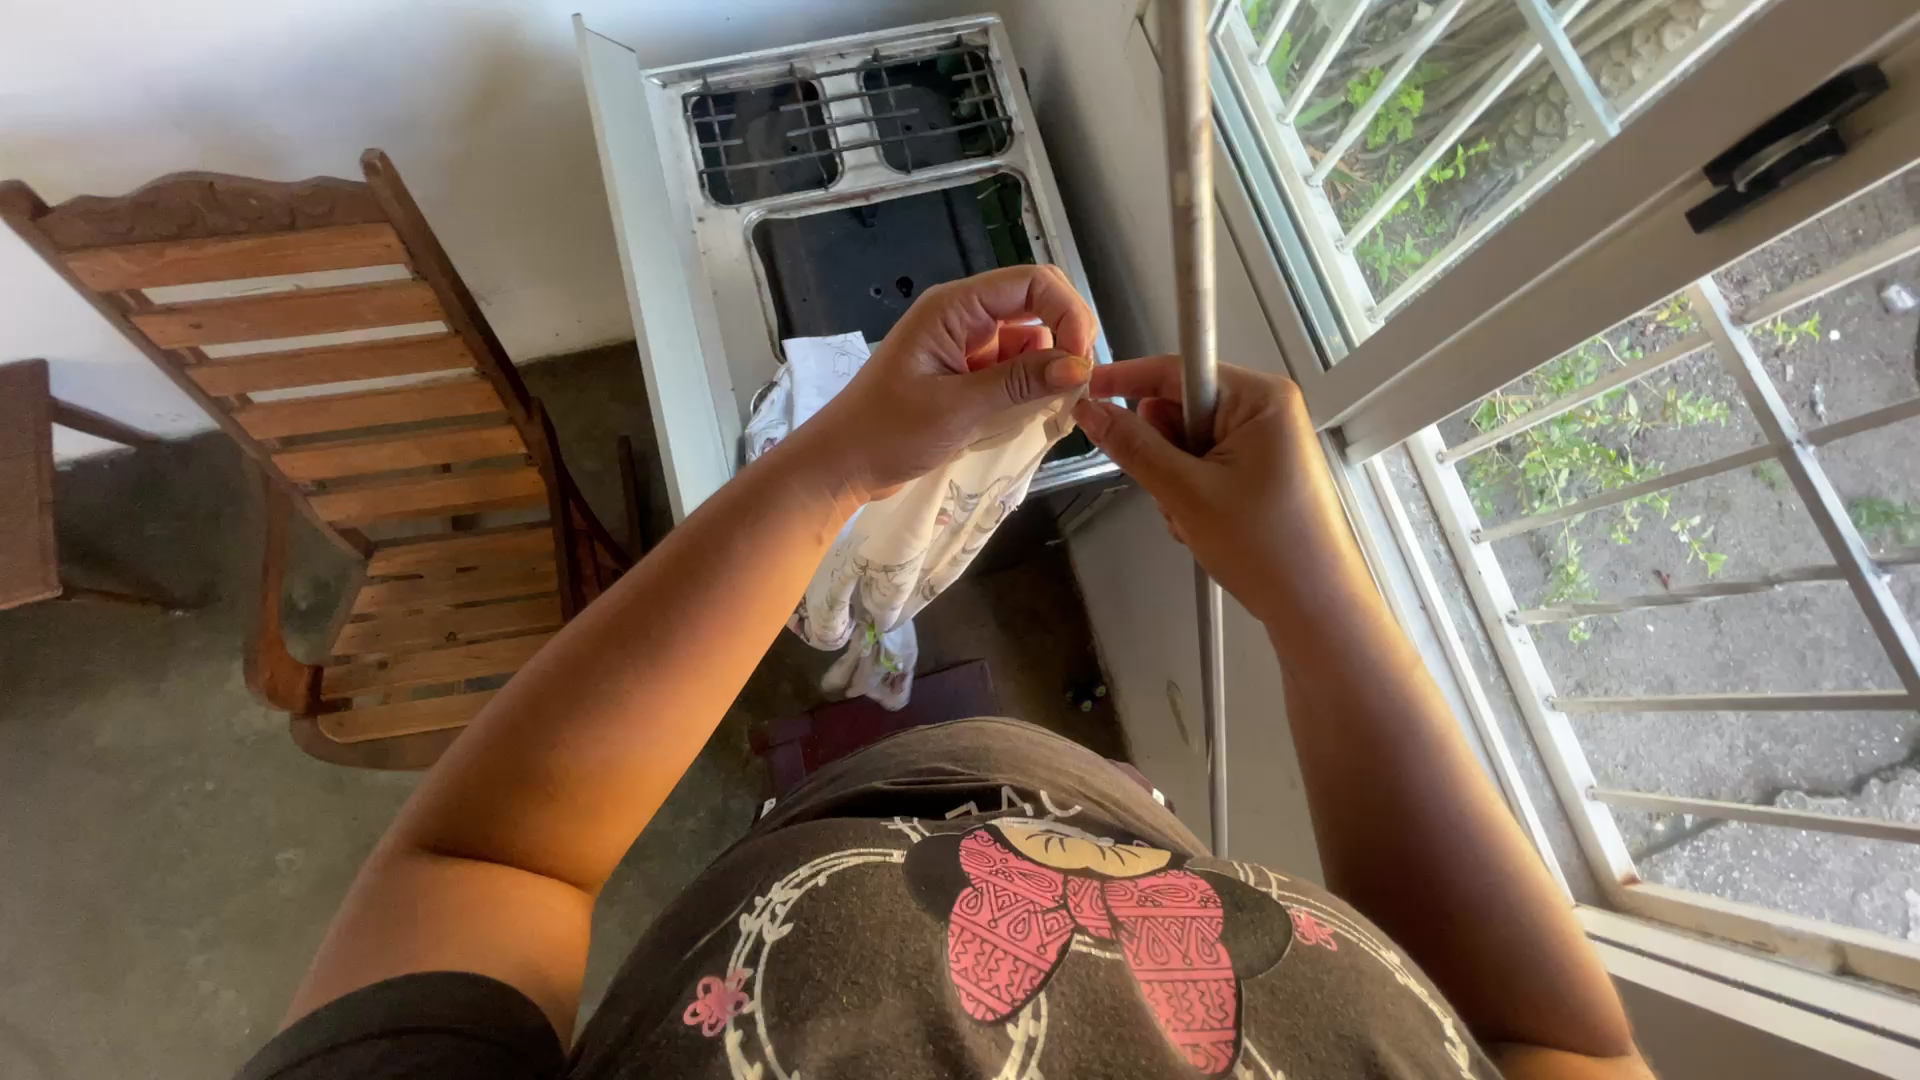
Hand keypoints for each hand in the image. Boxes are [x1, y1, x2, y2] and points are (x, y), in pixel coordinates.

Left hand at [797, 265, 1097, 500]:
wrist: (843, 465)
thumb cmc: (887, 432)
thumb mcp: (957, 409)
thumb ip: (1020, 384)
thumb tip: (1079, 367)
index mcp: (954, 307)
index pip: (1031, 283)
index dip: (1067, 313)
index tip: (1082, 362)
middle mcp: (963, 318)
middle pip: (1035, 306)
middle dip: (1065, 338)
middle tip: (1078, 383)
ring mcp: (966, 348)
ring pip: (1029, 342)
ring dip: (1049, 368)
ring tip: (1057, 406)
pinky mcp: (967, 377)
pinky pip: (1013, 371)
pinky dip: (1030, 389)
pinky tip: (1036, 414)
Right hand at [1071, 356, 1362, 624]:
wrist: (1314, 606)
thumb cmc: (1268, 548)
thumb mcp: (1187, 493)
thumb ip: (1134, 447)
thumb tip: (1091, 411)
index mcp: (1259, 398)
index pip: (1177, 369)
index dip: (1126, 379)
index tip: (1086, 390)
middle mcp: (1264, 410)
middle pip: (1177, 408)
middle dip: (1160, 449)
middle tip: (1170, 489)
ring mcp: (1262, 441)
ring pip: (1183, 442)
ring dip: (1172, 479)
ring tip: (1194, 516)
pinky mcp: (1257, 469)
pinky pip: (1200, 465)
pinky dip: (1187, 492)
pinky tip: (1204, 523)